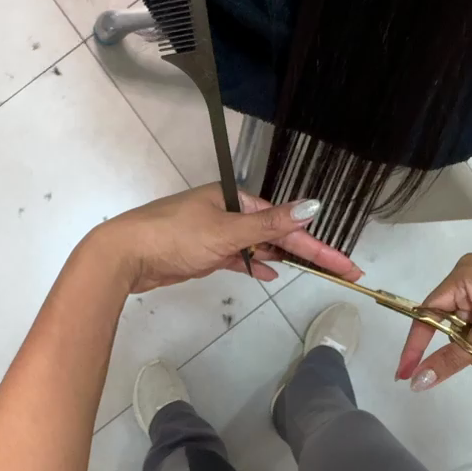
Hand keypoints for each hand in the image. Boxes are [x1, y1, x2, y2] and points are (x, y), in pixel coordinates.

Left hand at [85, 184, 362, 293]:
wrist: (126, 255)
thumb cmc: (174, 236)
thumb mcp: (227, 230)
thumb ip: (270, 224)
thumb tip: (312, 206)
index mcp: (236, 198)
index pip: (288, 222)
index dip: (318, 245)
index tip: (345, 264)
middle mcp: (229, 211)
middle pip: (278, 233)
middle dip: (309, 252)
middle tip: (342, 270)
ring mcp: (216, 232)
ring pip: (259, 245)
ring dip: (284, 256)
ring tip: (315, 271)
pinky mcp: (204, 253)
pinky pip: (238, 257)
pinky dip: (254, 264)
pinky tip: (270, 273)